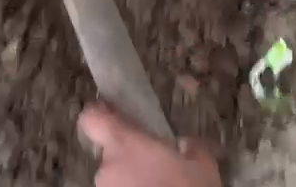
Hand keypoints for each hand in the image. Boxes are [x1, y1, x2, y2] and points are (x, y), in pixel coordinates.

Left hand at [78, 104, 220, 186]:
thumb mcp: (203, 165)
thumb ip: (191, 147)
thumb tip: (185, 145)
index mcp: (125, 144)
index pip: (92, 119)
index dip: (99, 115)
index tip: (113, 115)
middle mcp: (107, 169)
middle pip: (109, 154)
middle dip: (127, 160)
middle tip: (153, 167)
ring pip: (114, 181)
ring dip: (129, 182)